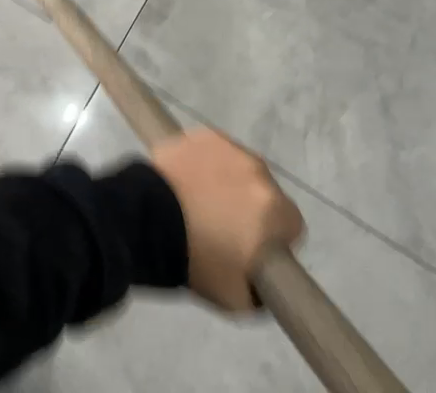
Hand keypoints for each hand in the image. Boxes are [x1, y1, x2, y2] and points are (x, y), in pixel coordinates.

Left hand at [150, 129, 303, 311]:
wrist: (144, 219)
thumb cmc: (194, 260)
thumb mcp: (238, 300)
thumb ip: (262, 293)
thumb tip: (264, 282)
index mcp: (276, 210)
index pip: (291, 225)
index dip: (274, 238)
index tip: (250, 246)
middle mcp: (260, 173)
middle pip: (266, 193)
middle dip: (251, 207)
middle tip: (221, 223)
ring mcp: (231, 148)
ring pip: (241, 169)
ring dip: (230, 181)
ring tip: (200, 198)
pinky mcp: (205, 135)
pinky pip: (216, 151)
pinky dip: (208, 162)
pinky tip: (189, 178)